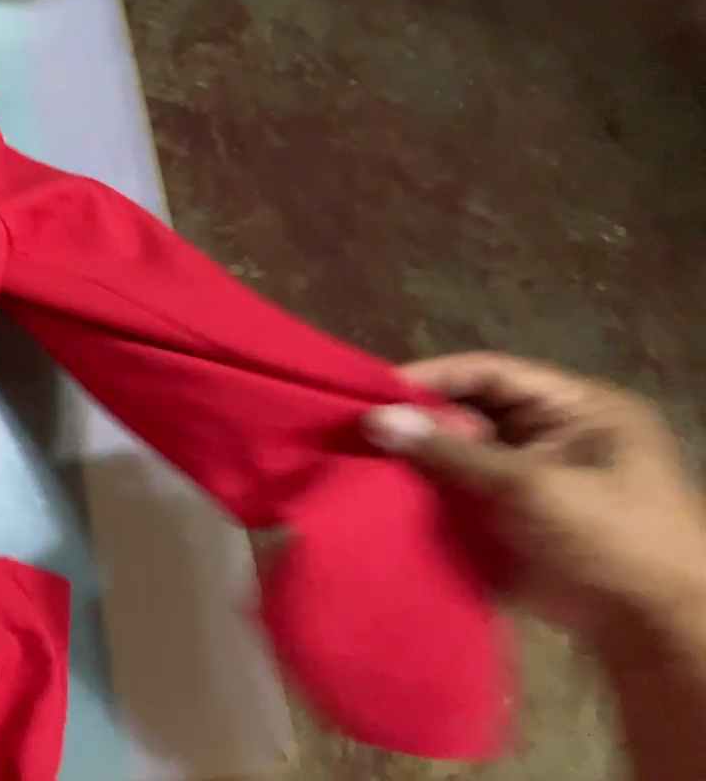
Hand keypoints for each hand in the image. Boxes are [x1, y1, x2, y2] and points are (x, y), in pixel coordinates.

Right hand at [367, 352, 705, 644]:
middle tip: (357, 422)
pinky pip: (447, 479)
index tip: (372, 389)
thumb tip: (373, 418)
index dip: (432, 376)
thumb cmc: (612, 540)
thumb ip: (449, 450)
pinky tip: (376, 478)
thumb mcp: (532, 486)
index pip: (490, 373)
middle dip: (413, 416)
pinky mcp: (500, 505)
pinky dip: (415, 479)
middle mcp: (549, 431)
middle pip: (464, 406)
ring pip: (450, 443)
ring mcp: (524, 470)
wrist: (649, 632)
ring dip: (410, 449)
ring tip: (356, 448)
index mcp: (579, 410)